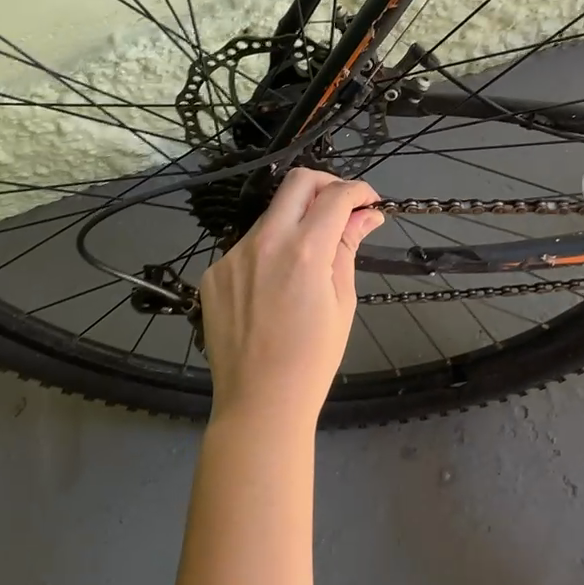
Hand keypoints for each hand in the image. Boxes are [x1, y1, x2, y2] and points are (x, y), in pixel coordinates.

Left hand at [199, 168, 383, 426]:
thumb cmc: (313, 359)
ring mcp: (232, 255)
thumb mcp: (342, 302)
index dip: (359, 191)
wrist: (260, 403)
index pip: (336, 195)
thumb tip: (366, 215)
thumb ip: (347, 248)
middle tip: (341, 205)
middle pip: (296, 182)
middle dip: (326, 183)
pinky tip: (274, 287)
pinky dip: (268, 252)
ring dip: (294, 222)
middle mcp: (264, 241)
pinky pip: (247, 248)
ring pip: (270, 217)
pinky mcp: (214, 273)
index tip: (369, 201)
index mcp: (304, 250)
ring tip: (307, 260)